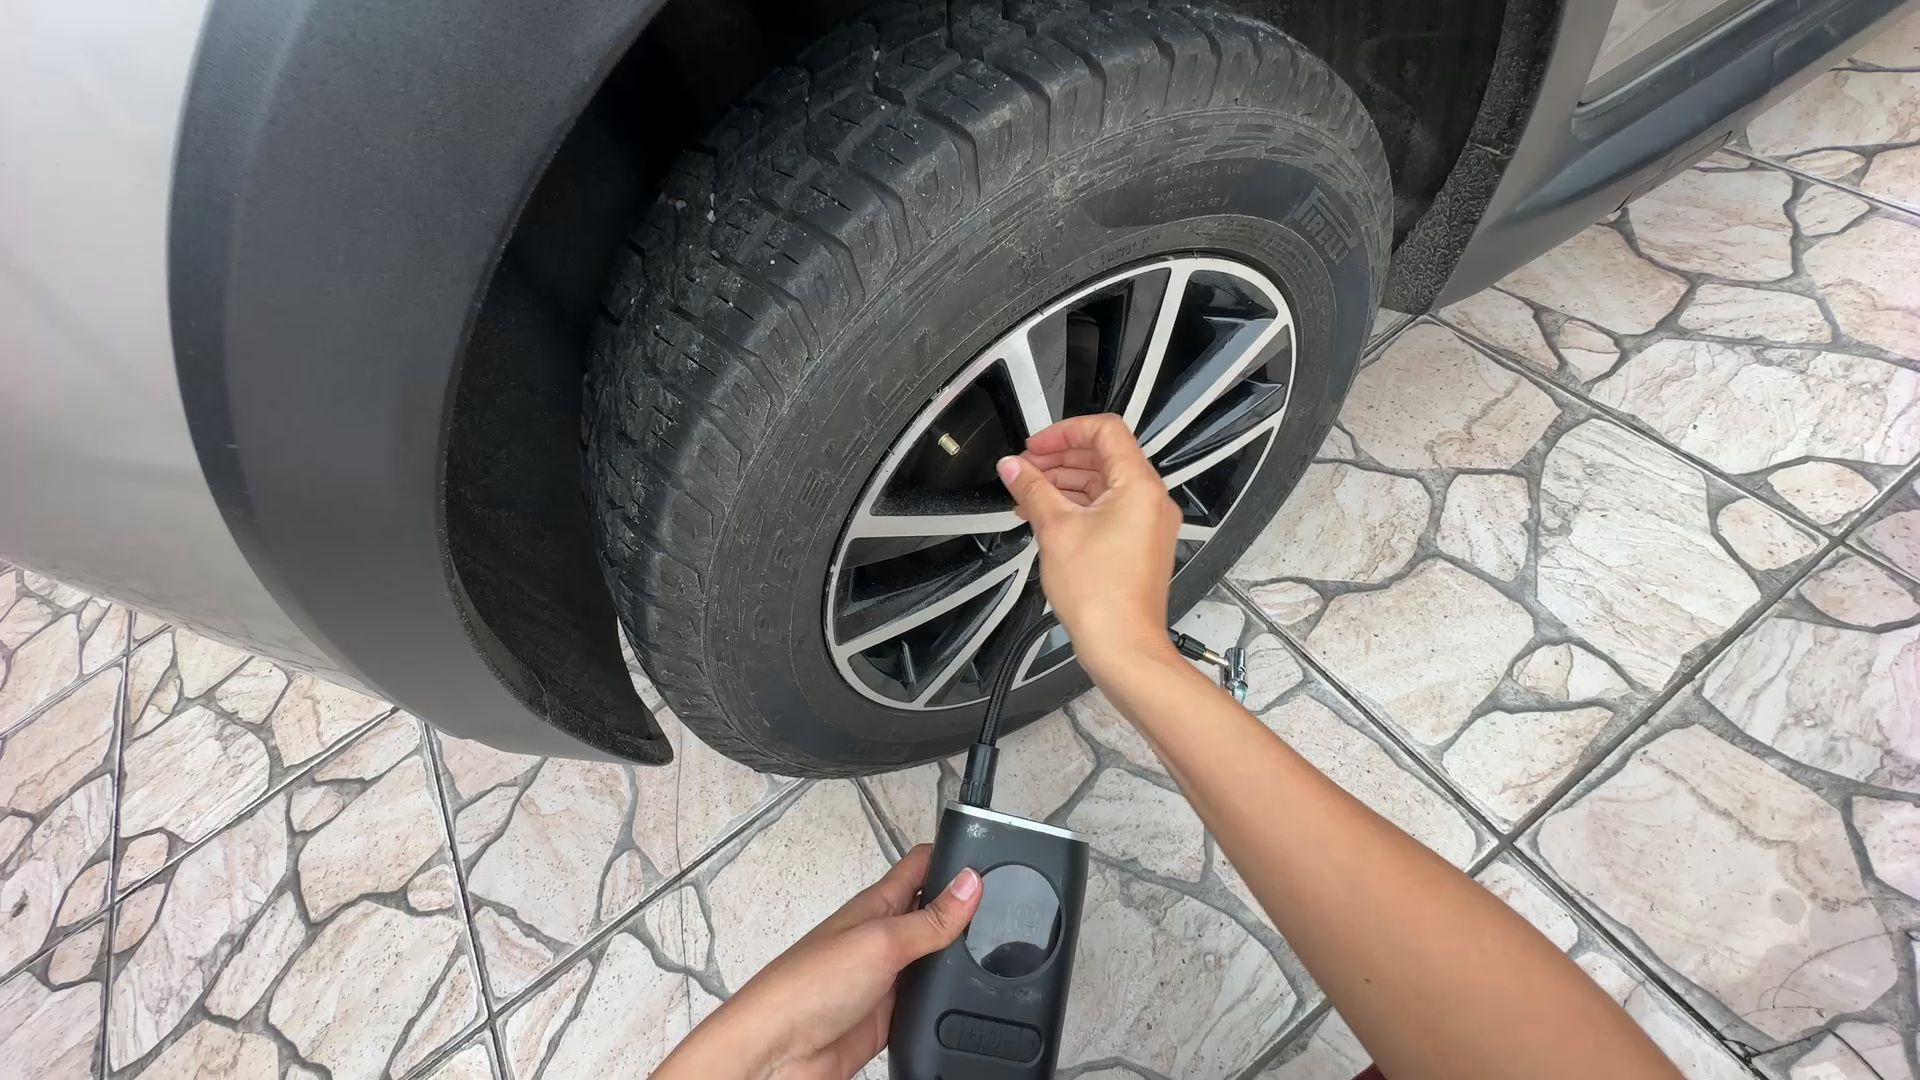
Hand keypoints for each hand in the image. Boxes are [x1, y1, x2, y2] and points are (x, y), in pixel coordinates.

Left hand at [656, 845, 981, 1079]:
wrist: (777, 1054)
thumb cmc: (807, 985)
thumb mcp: (881, 943)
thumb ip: (930, 919)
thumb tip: (971, 883)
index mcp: (880, 903)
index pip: (922, 864)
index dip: (952, 852)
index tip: (988, 846)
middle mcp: (885, 935)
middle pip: (934, 909)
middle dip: (965, 905)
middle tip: (1005, 901)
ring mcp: (887, 977)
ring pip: (934, 956)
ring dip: (957, 954)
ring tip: (998, 948)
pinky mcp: (888, 1016)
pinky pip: (926, 1001)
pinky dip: (944, 999)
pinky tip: (964, 998)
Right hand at [996, 413, 1182, 670]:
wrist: (1121, 644)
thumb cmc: (1102, 596)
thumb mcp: (1055, 530)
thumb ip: (1031, 490)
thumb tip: (1014, 467)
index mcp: (1139, 486)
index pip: (1105, 431)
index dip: (1065, 431)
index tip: (1036, 445)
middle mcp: (1151, 501)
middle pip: (1103, 457)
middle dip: (1059, 459)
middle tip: (1025, 468)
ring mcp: (1148, 524)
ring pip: (1104, 485)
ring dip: (1065, 483)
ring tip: (1028, 494)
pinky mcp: (1139, 544)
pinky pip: (1109, 510)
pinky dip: (1078, 506)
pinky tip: (1048, 516)